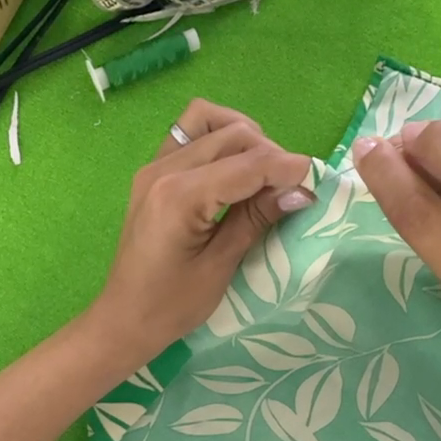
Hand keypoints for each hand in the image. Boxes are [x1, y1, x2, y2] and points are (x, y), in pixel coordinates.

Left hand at [85, 100, 313, 363]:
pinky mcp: (152, 172)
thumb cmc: (170, 306)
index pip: (247, 164)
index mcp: (179, 197)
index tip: (316, 182)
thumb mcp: (219, 266)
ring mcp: (153, 167)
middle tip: (290, 188)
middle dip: (270, 154)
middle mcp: (163, 170)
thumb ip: (256, 220)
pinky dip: (217, 138)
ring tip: (262, 173)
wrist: (124, 319)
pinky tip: (234, 168)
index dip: (287, 169)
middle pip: (232, 134)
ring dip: (244, 137)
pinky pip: (189, 134)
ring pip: (209, 122)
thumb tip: (301, 190)